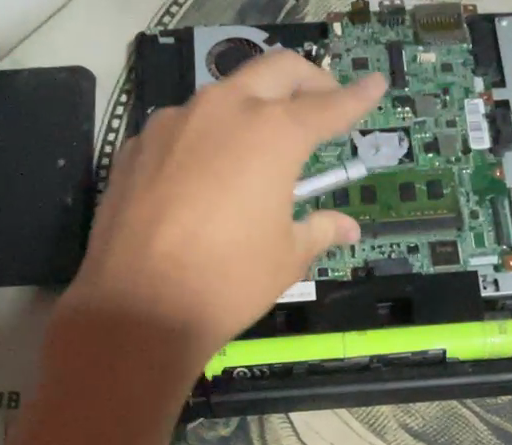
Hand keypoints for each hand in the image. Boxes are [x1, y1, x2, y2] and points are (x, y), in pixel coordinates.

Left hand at [62, 50, 385, 364]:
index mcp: (272, 135)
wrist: (140, 306)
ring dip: (251, 109)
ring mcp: (174, 122)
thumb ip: (319, 230)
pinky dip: (207, 141)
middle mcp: (223, 111)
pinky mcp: (138, 145)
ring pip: (223, 96)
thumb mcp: (286, 259)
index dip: (356, 98)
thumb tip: (346, 227)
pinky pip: (183, 130)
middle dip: (308, 80)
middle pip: (276, 71)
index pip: (328, 107)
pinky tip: (208, 179)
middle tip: (324, 101)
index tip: (374, 86)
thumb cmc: (228, 282)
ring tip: (261, 148)